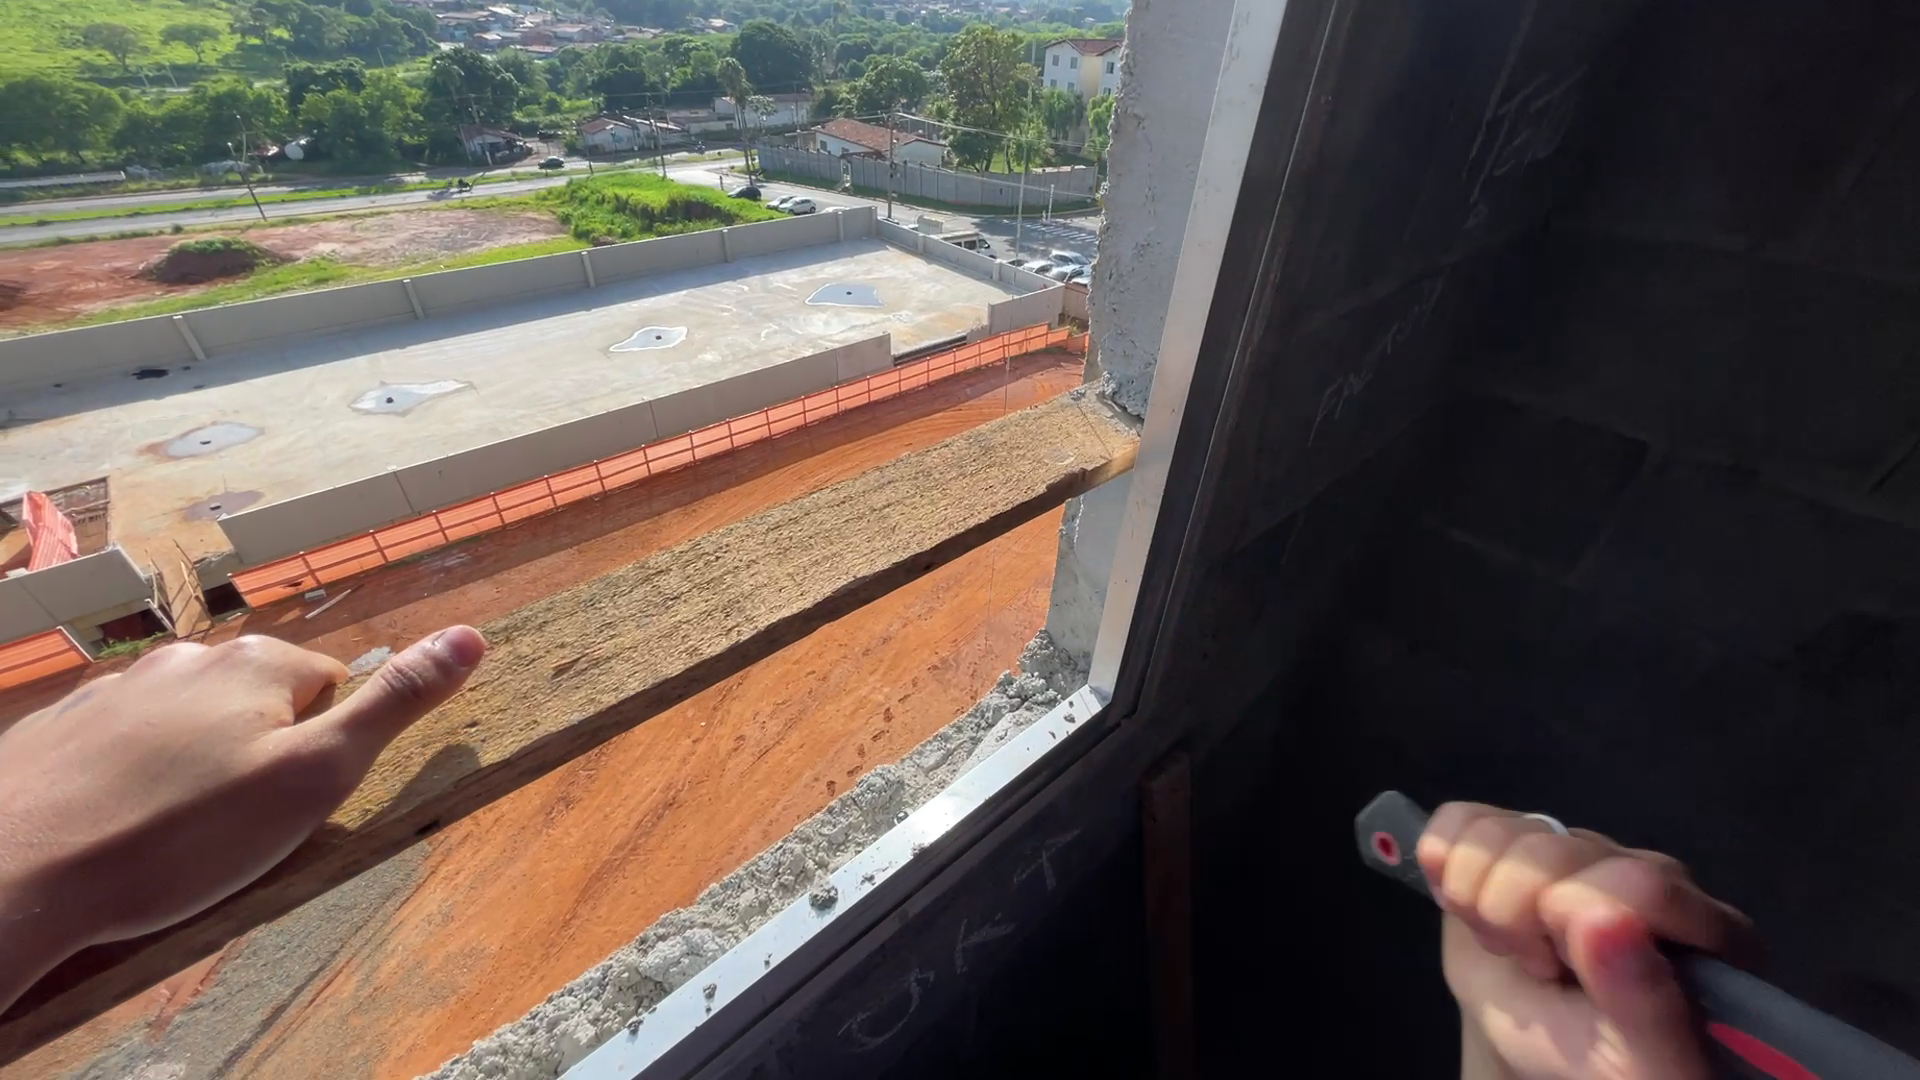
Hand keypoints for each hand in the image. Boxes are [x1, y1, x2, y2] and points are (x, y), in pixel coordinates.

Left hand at [0, 626, 486, 1011]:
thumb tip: (472, 635)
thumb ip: (400, 699)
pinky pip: (125, 740)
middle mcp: (189, 658)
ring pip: (194, 718)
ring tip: (171, 825)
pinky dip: (133, 771)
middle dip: (263, 745)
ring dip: (198, 758)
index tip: (288, 792)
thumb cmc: (181, 833)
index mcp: (259, 662)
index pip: (332, 685)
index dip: (323, 742)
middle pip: (263, 698)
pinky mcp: (48, 730)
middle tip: (236, 813)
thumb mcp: (321, 771)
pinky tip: (115, 820)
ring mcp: (110, 690)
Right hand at [1418, 803, 1751, 1079]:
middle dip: (1512, 914)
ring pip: (1496, 832)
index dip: (1576, 918)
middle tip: (1534, 965)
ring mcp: (1569, 842)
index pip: (1636, 881)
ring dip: (1474, 897)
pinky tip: (1463, 901)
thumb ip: (1642, 1006)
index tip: (1563, 968)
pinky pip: (1458, 816)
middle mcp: (1641, 868)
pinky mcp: (1506, 830)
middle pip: (1551, 849)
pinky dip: (1440, 861)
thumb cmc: (1597, 1062)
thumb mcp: (1638, 1067)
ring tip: (1504, 941)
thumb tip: (1605, 919)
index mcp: (1706, 927)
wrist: (1535, 1039)